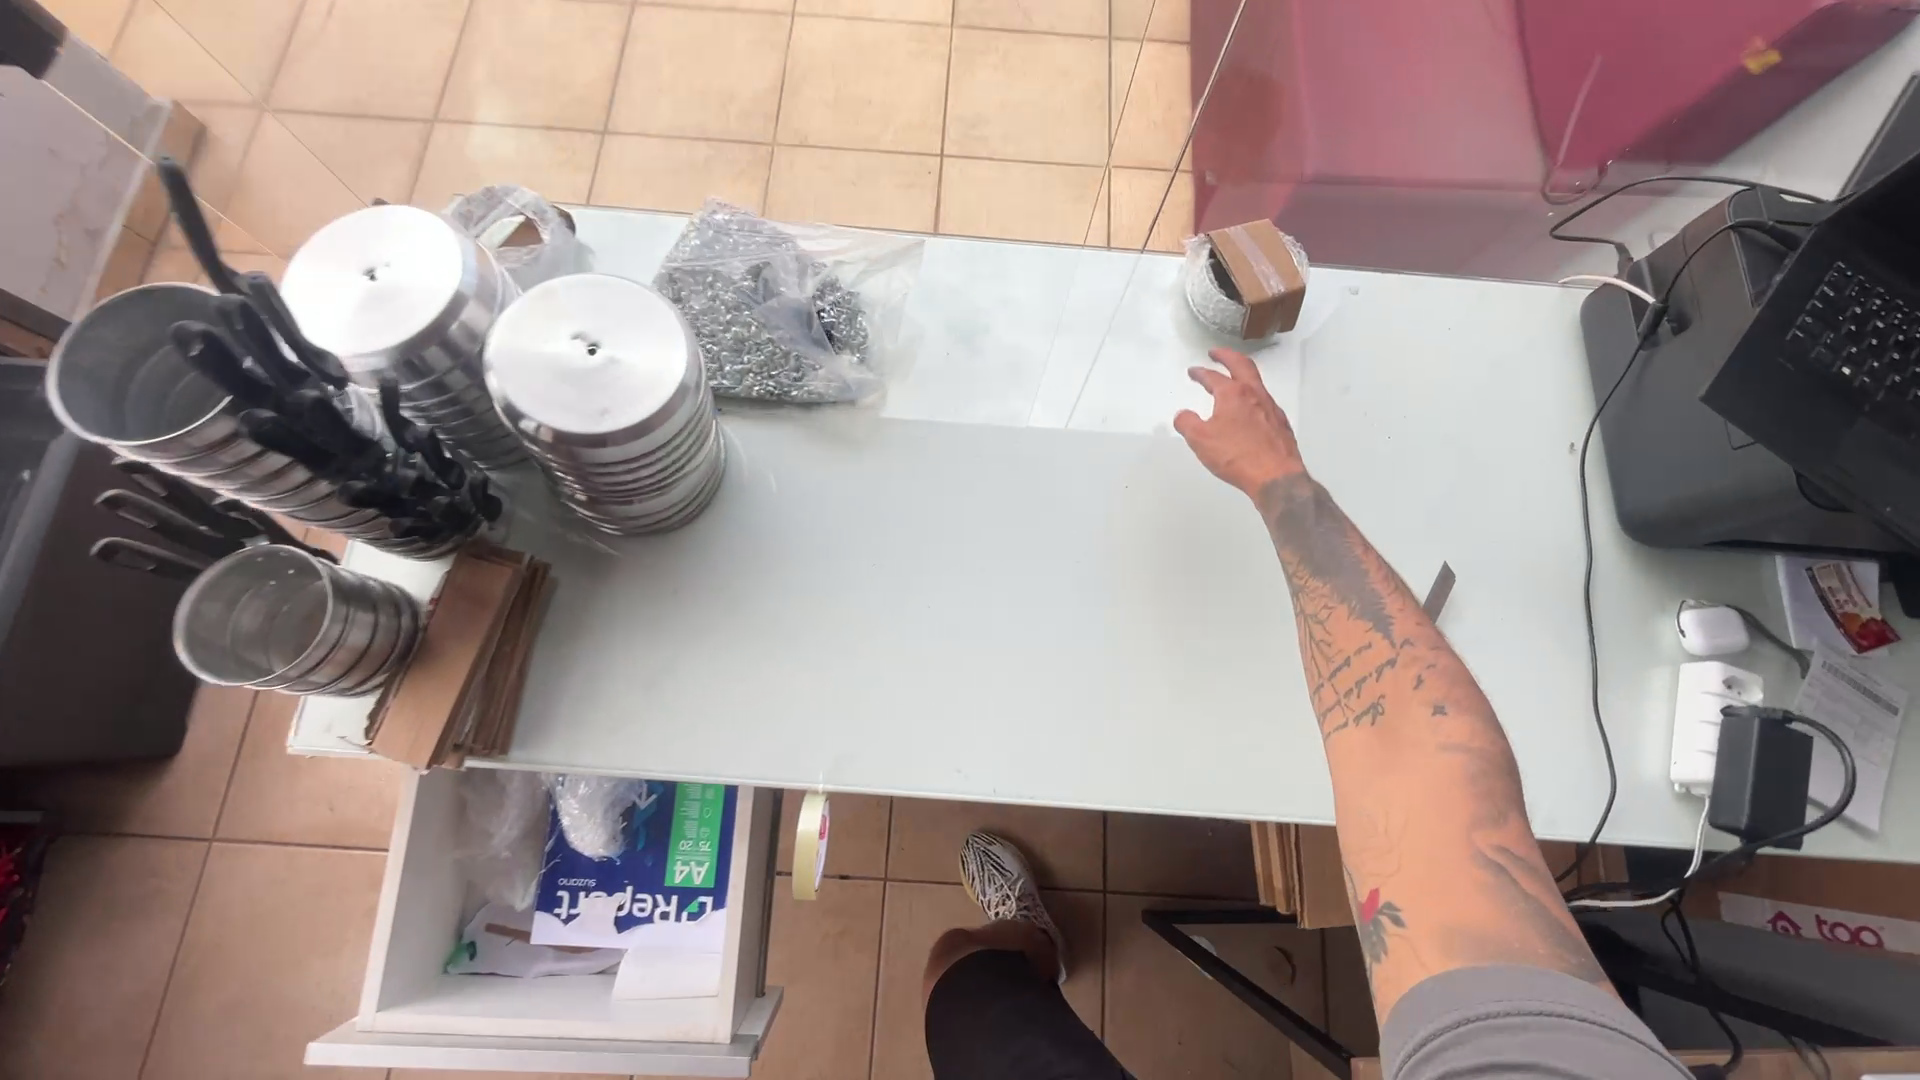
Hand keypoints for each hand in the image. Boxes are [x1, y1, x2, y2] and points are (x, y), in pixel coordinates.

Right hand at [1173, 347, 1305, 495]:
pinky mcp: (1280, 423)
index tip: (1193, 371)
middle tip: (1217, 353)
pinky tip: (1249, 408)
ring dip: (1242, 375)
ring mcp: (1270, 407)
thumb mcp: (1200, 440)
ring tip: (1233, 379)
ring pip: (1256, 382)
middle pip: (1242, 365)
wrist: (1275, 475)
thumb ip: (1187, 423)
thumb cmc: (1236, 455)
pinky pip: (1264, 401)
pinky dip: (1252, 396)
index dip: (1200, 373)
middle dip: (1227, 356)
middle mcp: (1254, 394)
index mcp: (1233, 394)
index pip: (1213, 377)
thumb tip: (1182, 414)